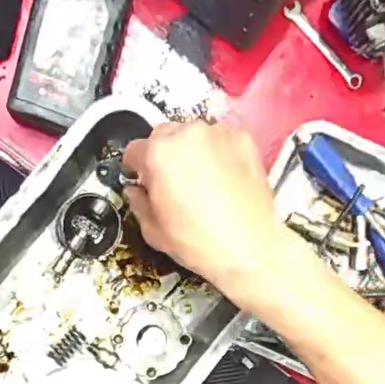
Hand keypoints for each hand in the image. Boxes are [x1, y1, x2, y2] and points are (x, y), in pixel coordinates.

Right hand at [121, 122, 295, 303]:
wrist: (249, 248)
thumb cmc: (201, 243)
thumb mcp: (154, 232)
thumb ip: (138, 204)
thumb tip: (136, 192)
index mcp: (158, 155)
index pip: (134, 150)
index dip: (135, 168)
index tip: (141, 178)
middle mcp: (187, 135)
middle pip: (163, 135)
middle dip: (162, 156)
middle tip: (171, 183)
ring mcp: (217, 135)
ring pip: (192, 135)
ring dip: (190, 152)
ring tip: (199, 183)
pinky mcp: (243, 140)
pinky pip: (219, 140)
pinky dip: (216, 154)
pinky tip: (221, 180)